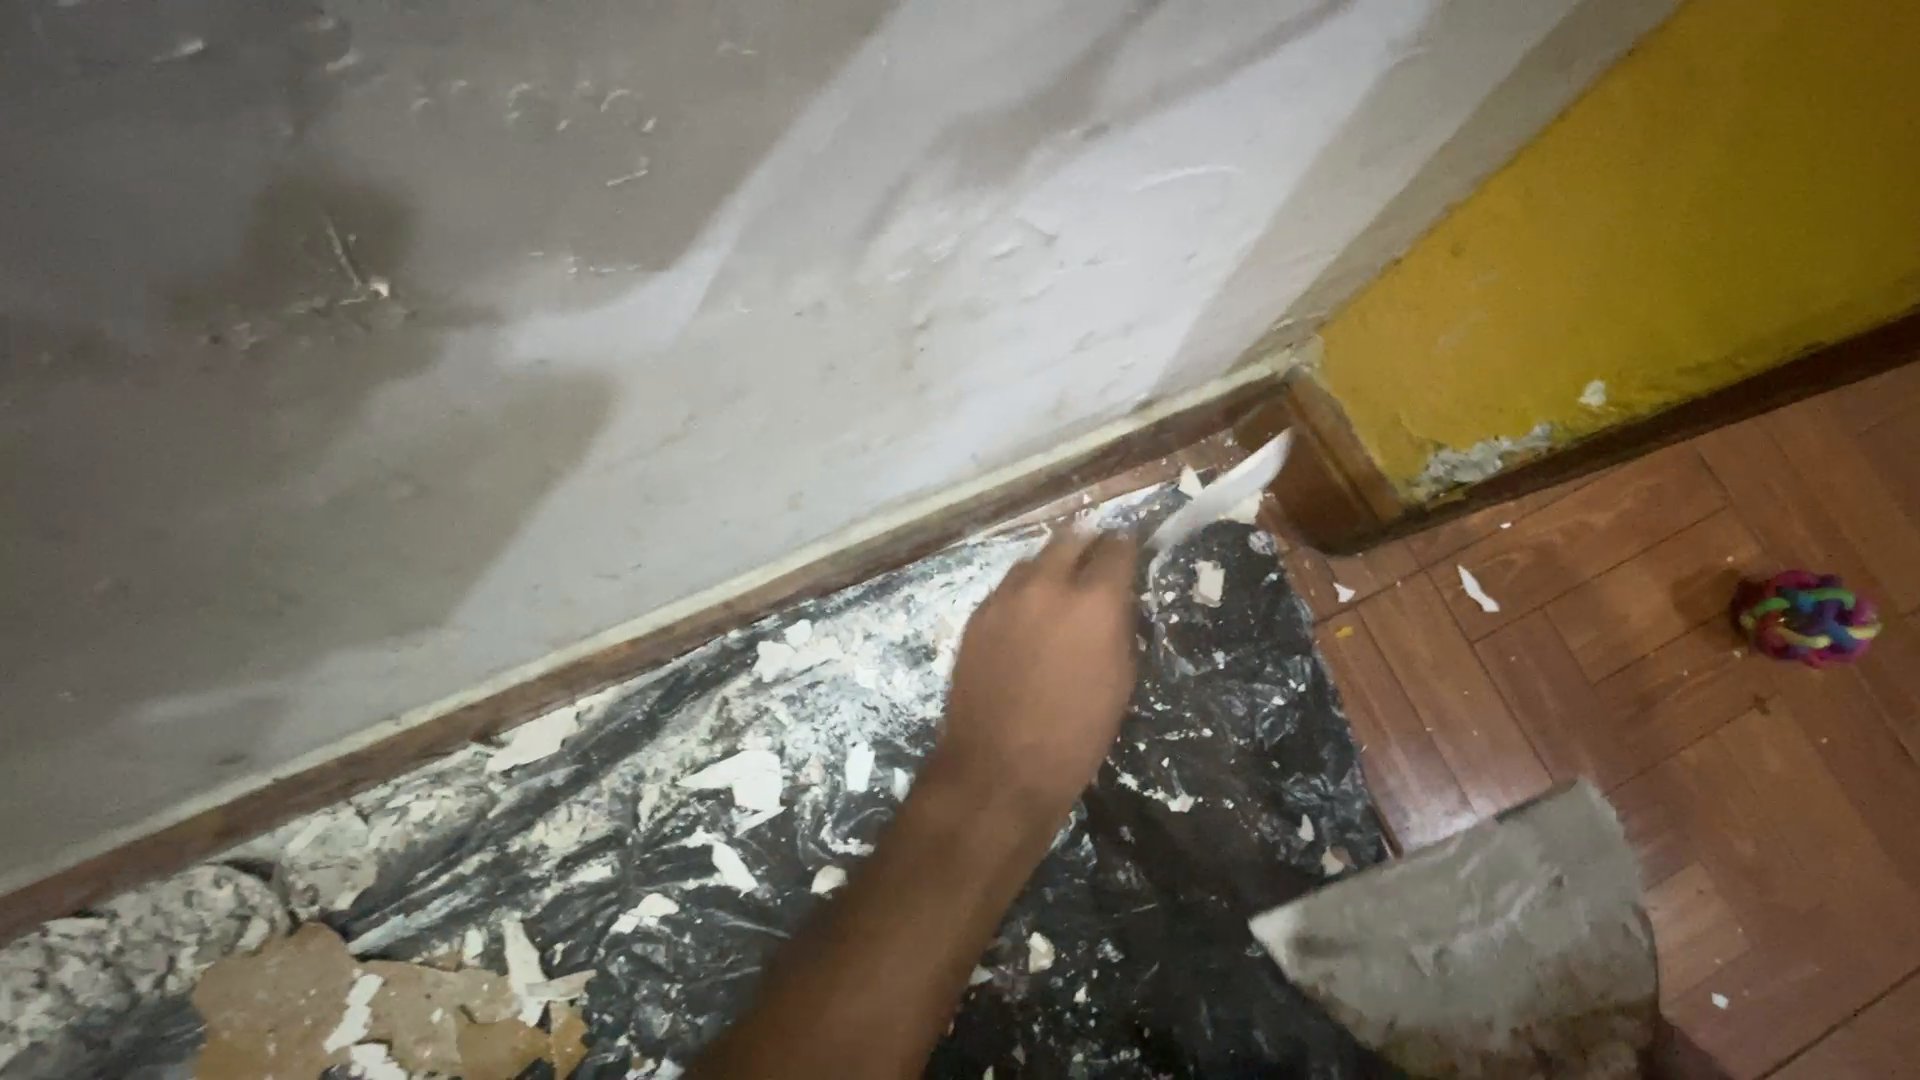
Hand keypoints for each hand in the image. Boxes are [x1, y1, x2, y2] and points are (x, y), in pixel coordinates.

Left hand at [932, 529, 1139, 817]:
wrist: (999, 766)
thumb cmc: (1075, 734)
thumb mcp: (1121, 680)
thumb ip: (1120, 627)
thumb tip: (1117, 601)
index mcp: (1094, 601)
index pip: (1117, 548)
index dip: (1126, 547)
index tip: (1129, 552)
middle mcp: (1047, 585)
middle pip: (1070, 538)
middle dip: (1087, 546)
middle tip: (1095, 563)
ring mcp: (1005, 597)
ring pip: (1033, 560)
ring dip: (1051, 567)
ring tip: (1059, 590)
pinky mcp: (976, 615)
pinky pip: (1006, 588)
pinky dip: (1023, 592)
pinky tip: (1028, 617)